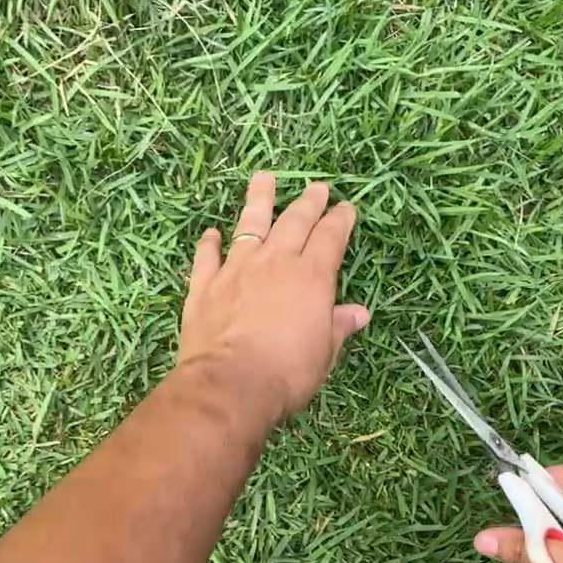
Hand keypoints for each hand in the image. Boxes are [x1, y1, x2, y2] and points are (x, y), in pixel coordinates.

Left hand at [176, 172, 370, 421]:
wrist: (230, 383)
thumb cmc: (286, 372)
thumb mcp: (323, 353)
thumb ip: (337, 327)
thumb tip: (358, 313)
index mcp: (311, 276)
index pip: (331, 237)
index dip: (340, 220)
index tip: (346, 208)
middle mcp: (275, 262)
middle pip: (294, 221)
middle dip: (308, 202)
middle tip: (317, 187)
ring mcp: (236, 270)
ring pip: (249, 224)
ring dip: (258, 200)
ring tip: (263, 178)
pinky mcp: (204, 286)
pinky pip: (206, 257)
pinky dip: (209, 244)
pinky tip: (210, 233)